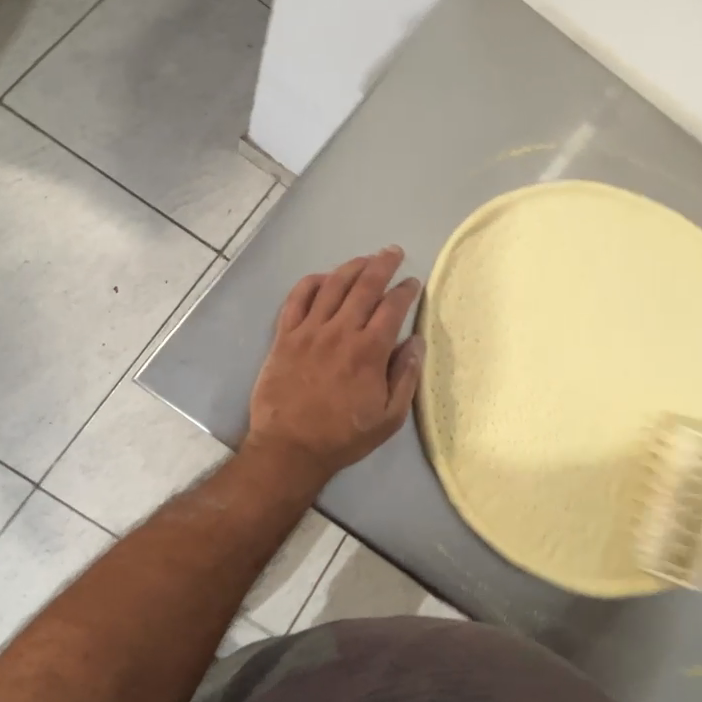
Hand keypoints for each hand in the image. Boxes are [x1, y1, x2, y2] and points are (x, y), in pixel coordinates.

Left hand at [245, 247, 423, 482]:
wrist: (290, 448)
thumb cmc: (344, 436)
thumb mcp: (389, 418)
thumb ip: (406, 377)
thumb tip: (416, 341)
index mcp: (369, 351)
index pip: (393, 307)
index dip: (406, 290)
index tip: (413, 283)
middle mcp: (340, 332)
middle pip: (365, 286)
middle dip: (383, 264)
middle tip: (393, 253)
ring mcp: (309, 331)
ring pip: (333, 285)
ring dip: (352, 267)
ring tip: (365, 258)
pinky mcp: (285, 336)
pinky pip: (298, 298)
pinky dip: (313, 282)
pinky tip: (325, 277)